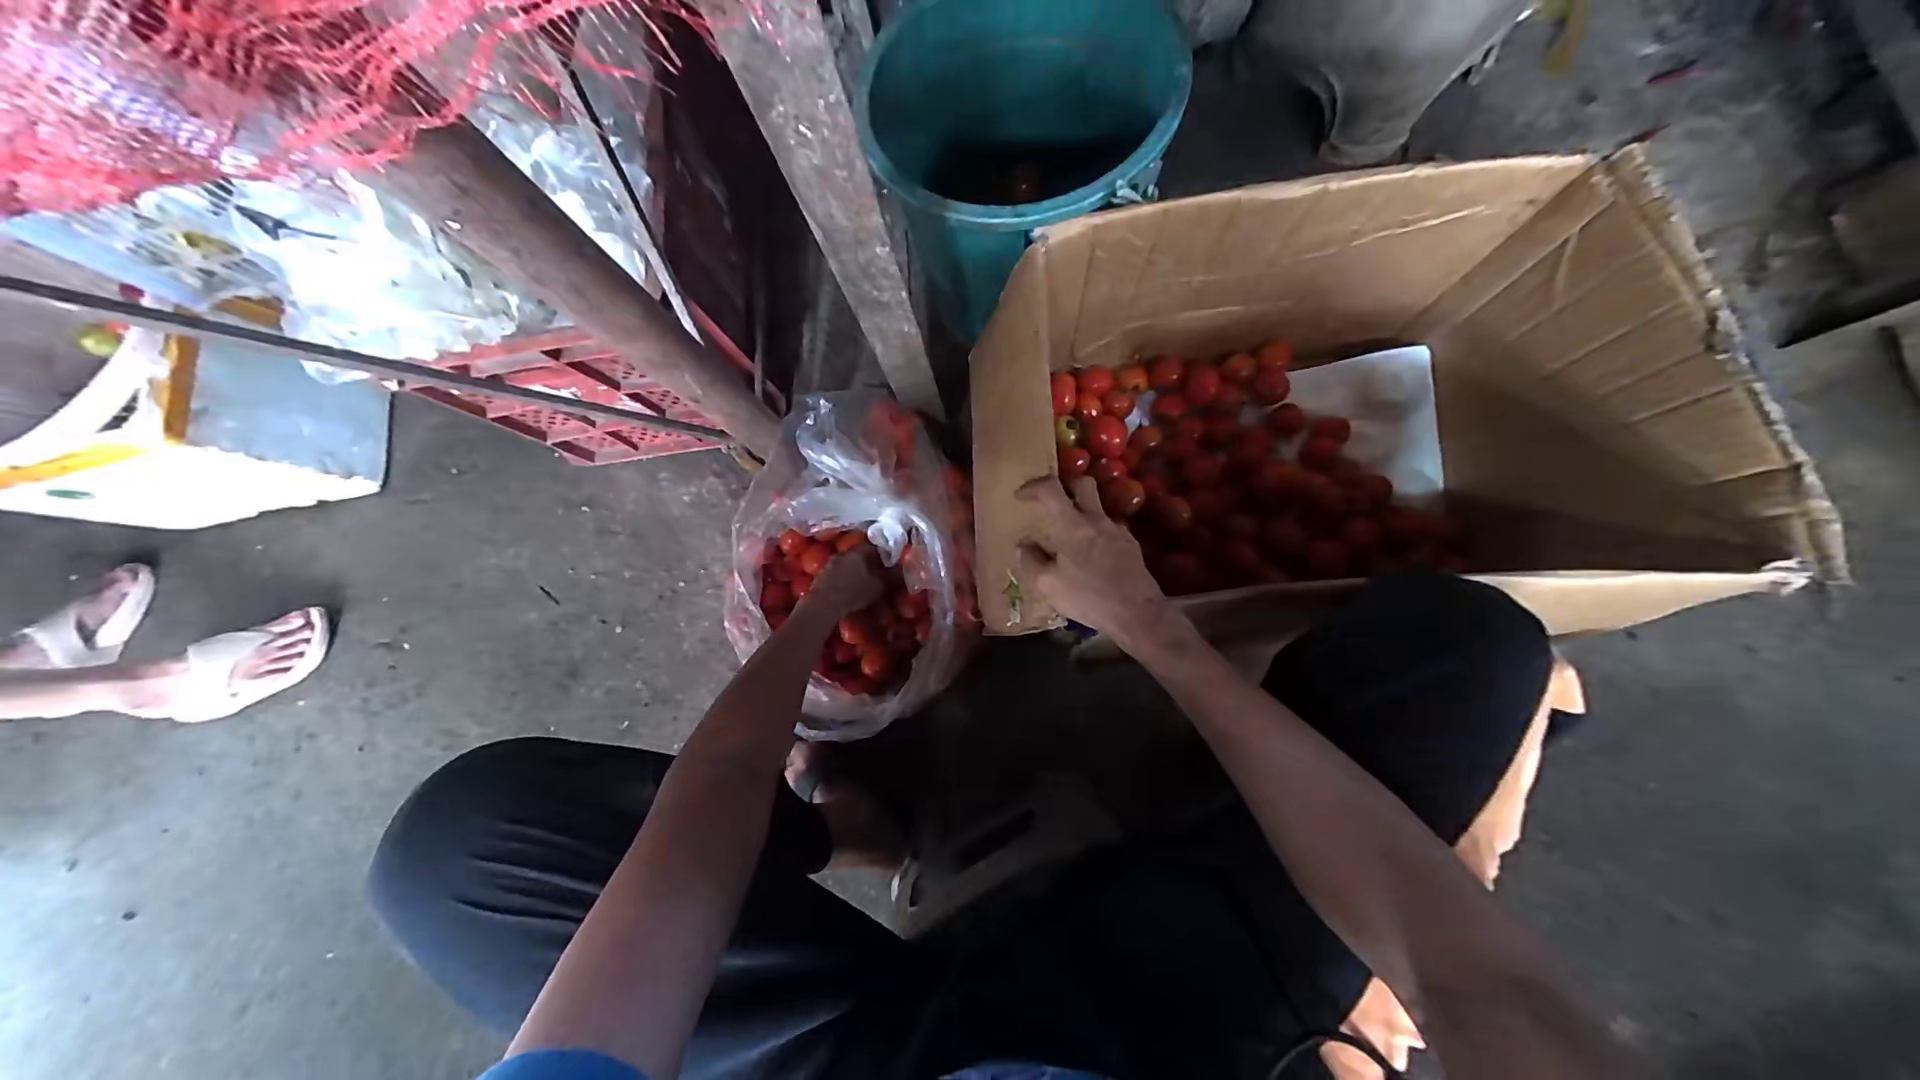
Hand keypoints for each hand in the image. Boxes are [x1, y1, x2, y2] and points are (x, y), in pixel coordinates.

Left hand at [796, 550, 883, 620]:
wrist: (824, 604)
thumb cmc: (853, 592)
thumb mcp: (876, 587)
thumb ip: (886, 577)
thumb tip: (893, 571)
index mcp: (857, 553)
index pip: (871, 548)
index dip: (879, 555)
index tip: (884, 563)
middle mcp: (842, 554)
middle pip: (856, 555)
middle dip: (864, 563)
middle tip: (872, 573)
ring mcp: (829, 564)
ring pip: (844, 564)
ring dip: (851, 571)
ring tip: (858, 582)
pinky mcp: (820, 575)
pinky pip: (835, 574)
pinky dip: (841, 578)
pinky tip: (845, 588)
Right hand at [1017, 475, 1171, 643]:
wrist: (1137, 612)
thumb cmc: (1087, 596)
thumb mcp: (1048, 584)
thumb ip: (1032, 560)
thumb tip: (1024, 544)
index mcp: (1072, 524)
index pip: (1050, 488)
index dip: (1033, 487)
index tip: (1021, 497)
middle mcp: (1097, 519)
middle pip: (1083, 484)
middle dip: (1065, 486)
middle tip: (1053, 502)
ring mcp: (1117, 530)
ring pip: (1098, 507)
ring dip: (1083, 512)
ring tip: (1071, 535)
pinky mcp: (1131, 544)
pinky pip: (1109, 528)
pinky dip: (1096, 532)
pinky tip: (1092, 554)